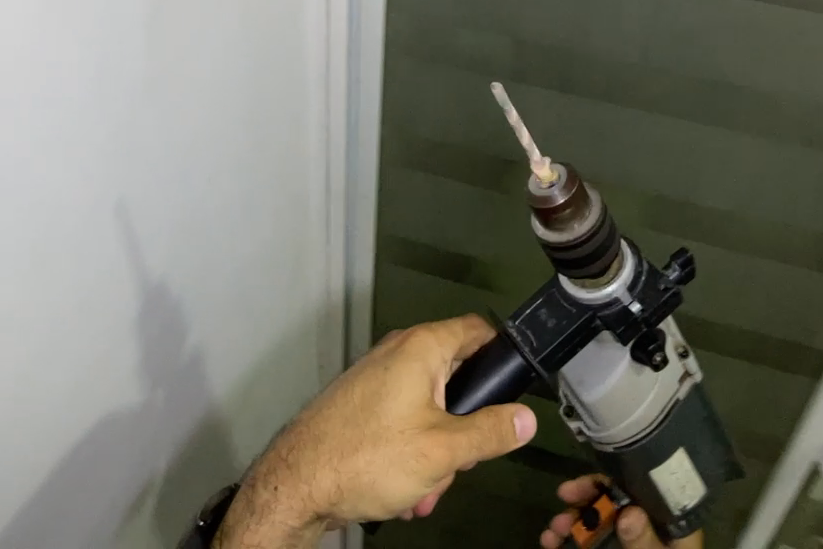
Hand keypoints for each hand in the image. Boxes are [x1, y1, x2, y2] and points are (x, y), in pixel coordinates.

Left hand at [216, 315, 537, 548]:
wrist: (296, 483)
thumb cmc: (371, 456)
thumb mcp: (443, 450)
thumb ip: (490, 432)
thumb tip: (526, 419)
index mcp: (423, 346)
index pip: (477, 330)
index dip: (501, 355)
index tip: (512, 391)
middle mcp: (400, 350)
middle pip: (455, 377)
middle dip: (463, 425)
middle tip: (462, 461)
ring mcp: (378, 375)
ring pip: (429, 406)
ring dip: (436, 448)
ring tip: (425, 490)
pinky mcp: (363, 401)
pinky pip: (403, 418)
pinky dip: (411, 450)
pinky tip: (404, 492)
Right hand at [539, 476, 703, 548]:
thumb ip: (646, 543)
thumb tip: (629, 512)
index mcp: (666, 518)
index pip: (632, 486)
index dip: (600, 483)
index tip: (571, 490)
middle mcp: (647, 522)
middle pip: (609, 501)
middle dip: (579, 504)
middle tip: (557, 513)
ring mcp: (632, 539)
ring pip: (597, 521)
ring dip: (571, 524)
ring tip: (549, 534)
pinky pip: (594, 542)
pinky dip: (574, 540)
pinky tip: (553, 544)